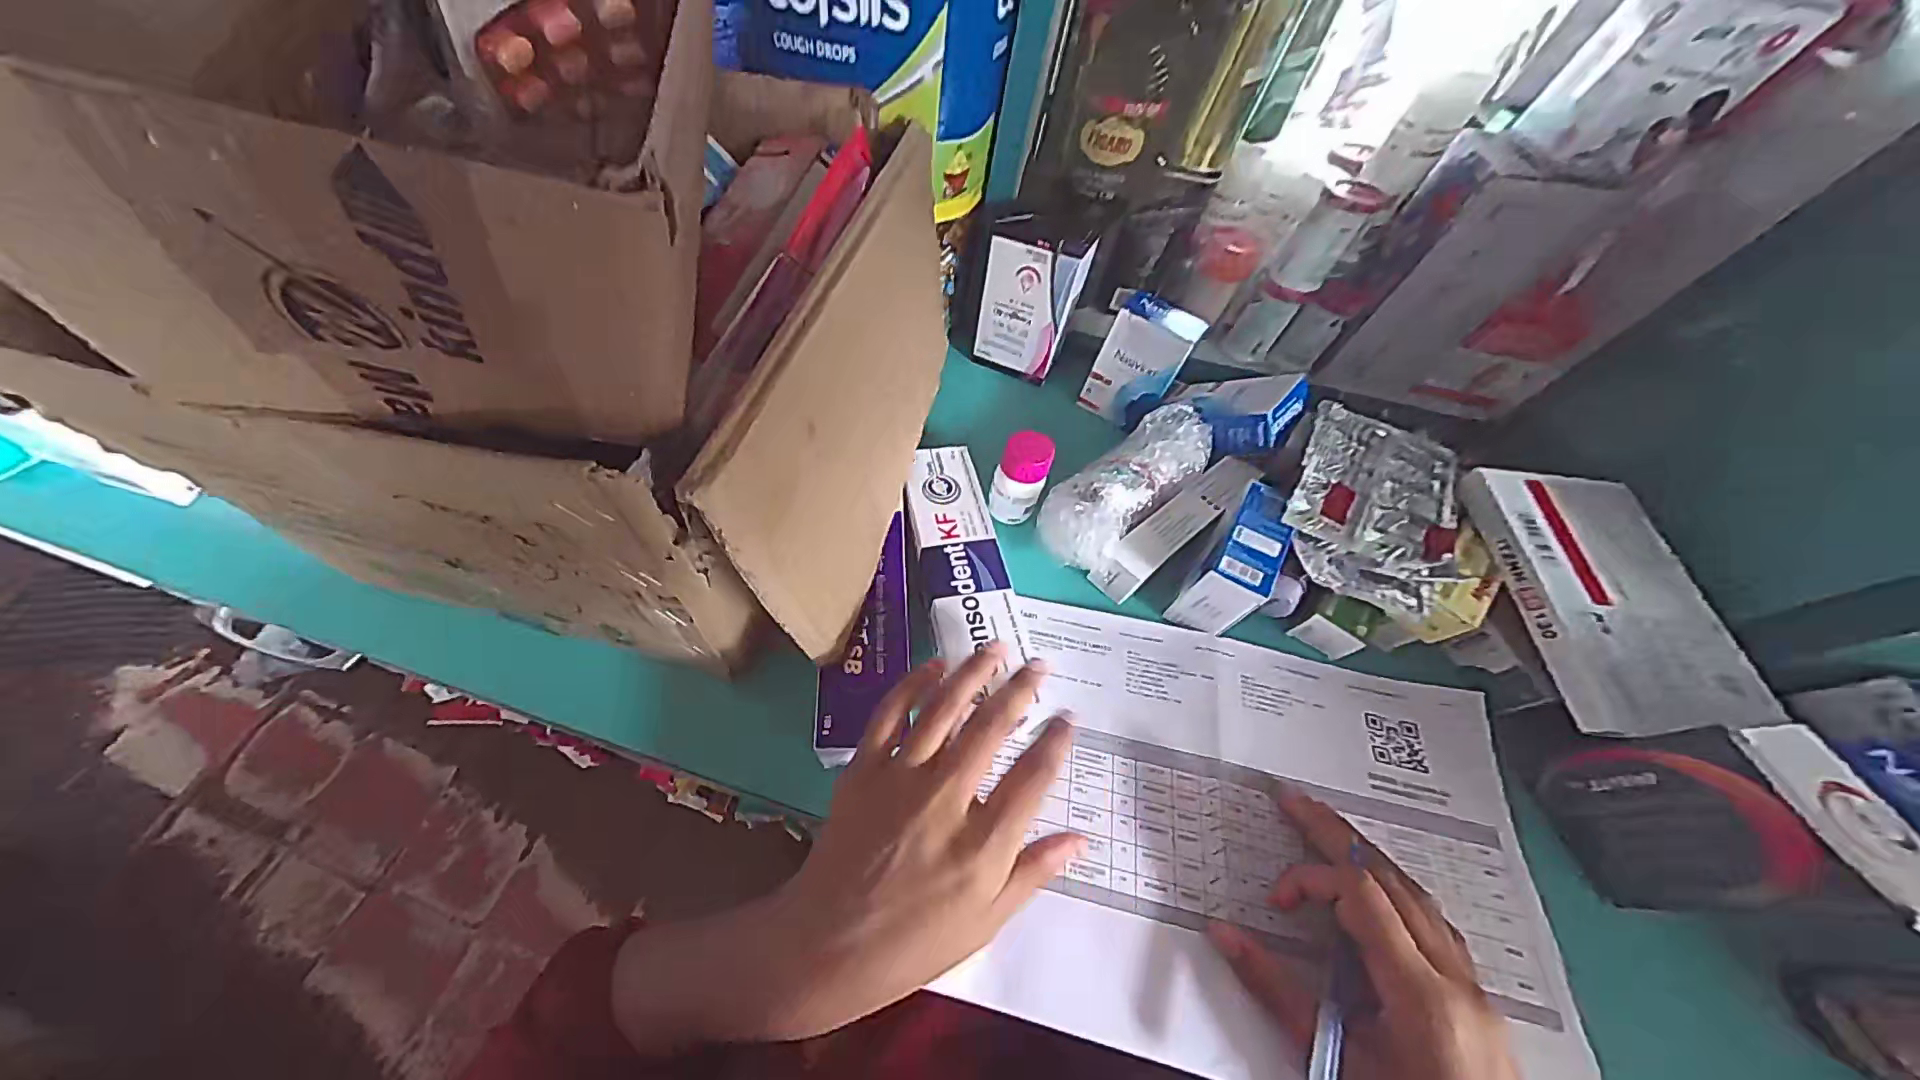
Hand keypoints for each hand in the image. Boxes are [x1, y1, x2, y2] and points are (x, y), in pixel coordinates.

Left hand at [610, 644, 1081, 1051]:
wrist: (826, 945)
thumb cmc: (914, 941)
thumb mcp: (986, 922)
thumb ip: (1033, 873)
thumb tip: (1080, 838)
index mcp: (982, 846)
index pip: (1032, 778)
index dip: (1055, 742)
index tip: (1067, 717)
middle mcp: (946, 801)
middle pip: (991, 729)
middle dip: (1020, 689)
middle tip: (1039, 665)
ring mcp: (901, 779)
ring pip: (944, 710)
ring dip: (973, 673)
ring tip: (996, 648)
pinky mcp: (864, 769)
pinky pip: (891, 714)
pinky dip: (914, 683)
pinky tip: (936, 664)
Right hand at [1206, 793, 1519, 1079]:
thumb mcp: (1334, 1060)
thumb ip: (1276, 990)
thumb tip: (1225, 934)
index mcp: (1422, 996)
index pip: (1362, 896)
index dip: (1310, 879)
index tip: (1279, 900)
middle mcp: (1457, 982)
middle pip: (1392, 880)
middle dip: (1336, 834)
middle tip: (1295, 801)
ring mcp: (1474, 990)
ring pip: (1418, 897)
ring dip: (1367, 857)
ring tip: (1327, 830)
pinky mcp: (1477, 1001)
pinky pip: (1433, 923)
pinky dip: (1394, 891)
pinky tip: (1376, 889)